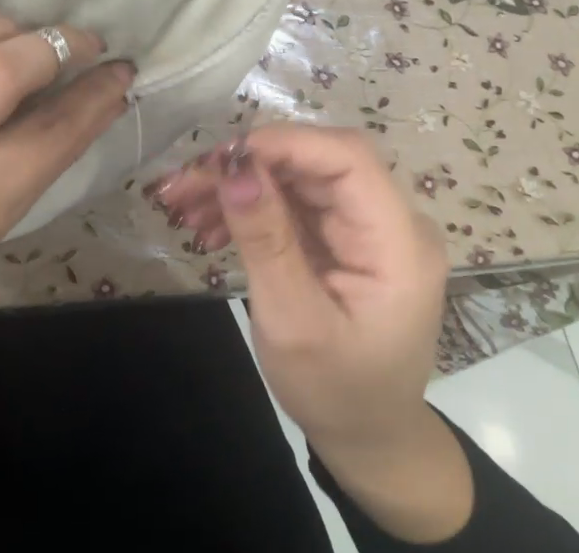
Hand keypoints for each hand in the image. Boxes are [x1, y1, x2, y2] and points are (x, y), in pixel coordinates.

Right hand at [154, 123, 471, 541]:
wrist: (366, 435)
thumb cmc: (335, 388)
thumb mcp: (293, 320)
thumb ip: (266, 240)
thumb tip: (235, 169)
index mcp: (397, 243)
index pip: (346, 158)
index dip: (282, 144)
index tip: (217, 160)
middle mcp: (388, 224)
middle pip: (314, 163)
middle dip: (244, 166)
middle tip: (181, 185)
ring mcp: (363, 230)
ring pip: (293, 179)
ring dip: (236, 186)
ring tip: (180, 206)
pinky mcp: (339, 240)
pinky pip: (289, 204)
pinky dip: (245, 208)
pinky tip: (205, 226)